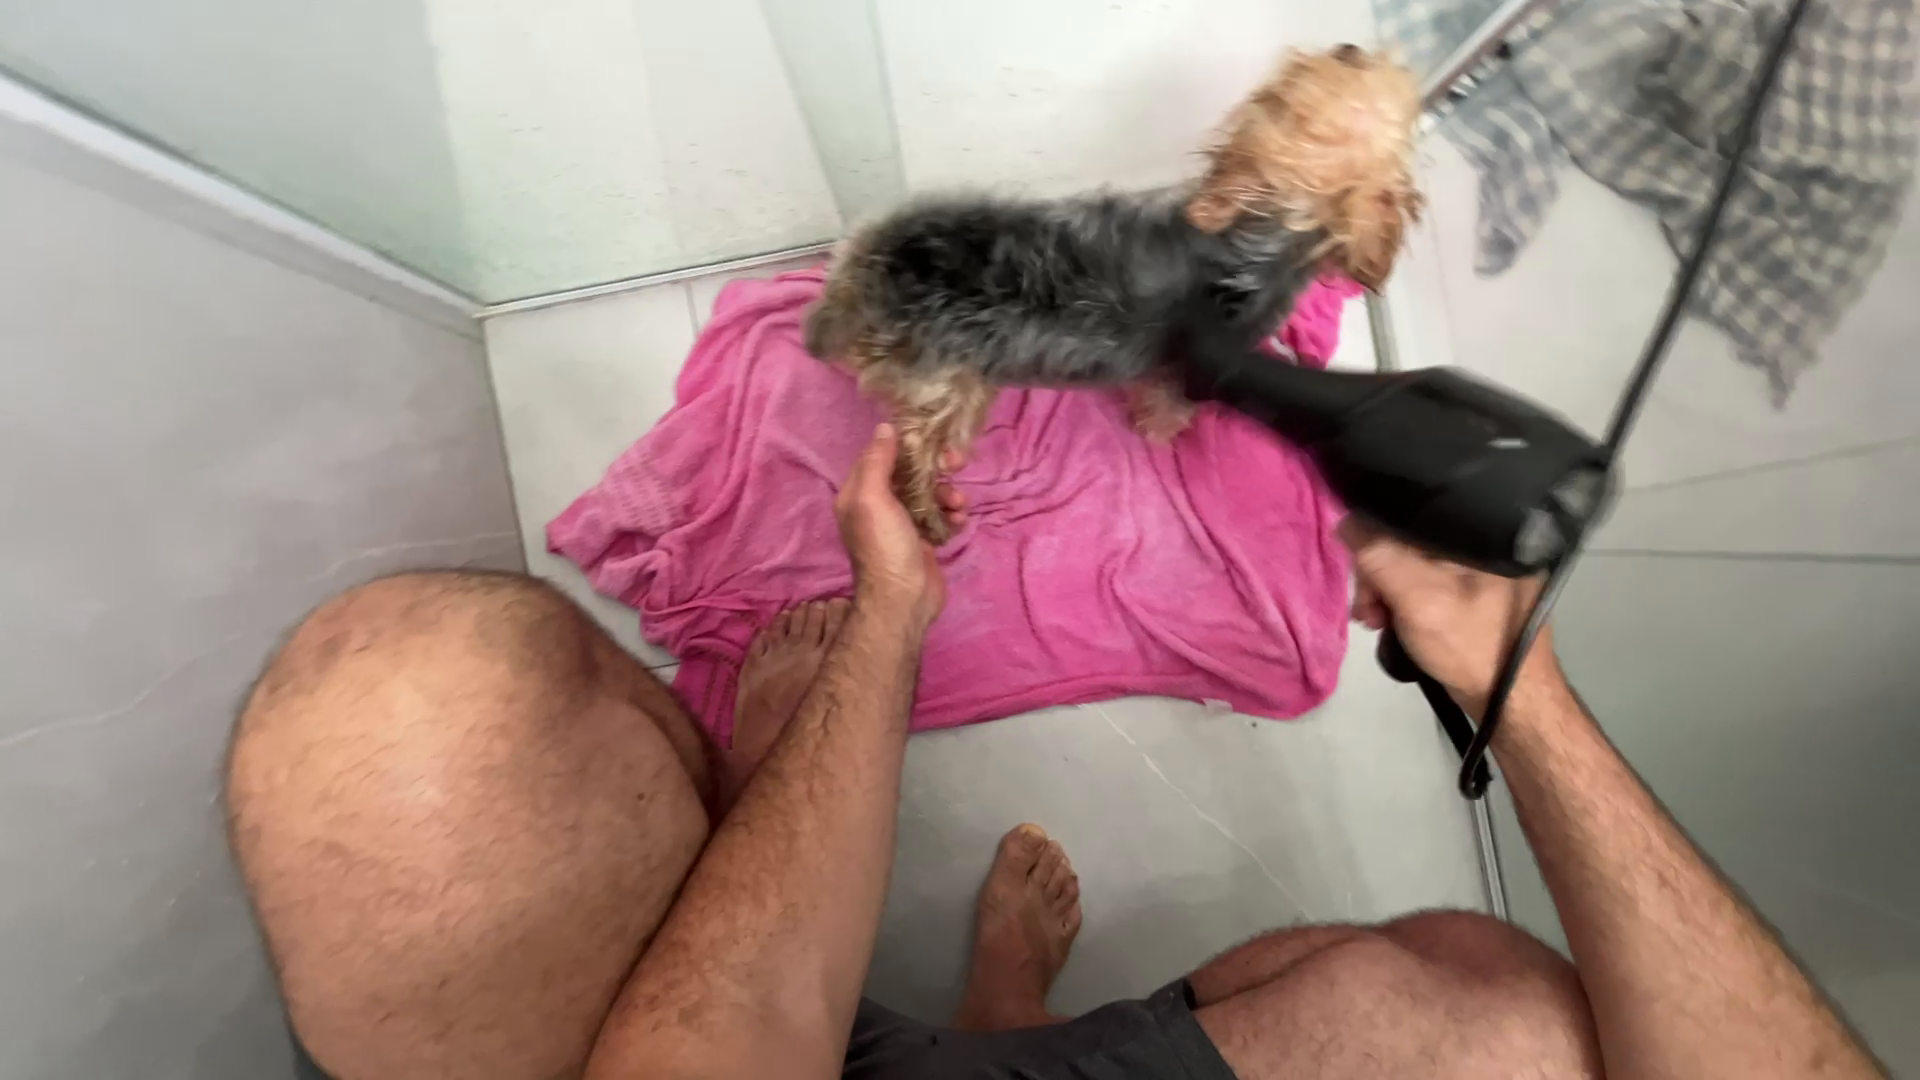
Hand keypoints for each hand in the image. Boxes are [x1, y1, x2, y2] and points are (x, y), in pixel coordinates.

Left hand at [836, 424, 959, 632]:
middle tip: (956, 463)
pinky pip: (942, 514)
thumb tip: (885, 428)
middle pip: (911, 472)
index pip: (882, 455)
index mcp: (859, 493)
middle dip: (936, 466)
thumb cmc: (885, 546)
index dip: (907, 444)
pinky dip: (953, 513)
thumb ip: (877, 461)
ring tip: (957, 504)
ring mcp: (903, 523)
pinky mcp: (925, 538)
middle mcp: (879, 505)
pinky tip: (959, 520)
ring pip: (931, 492)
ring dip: (949, 492)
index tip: (932, 439)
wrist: (905, 599)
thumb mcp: (872, 498)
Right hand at [1341, 518, 1562, 714]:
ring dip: (1381, 592)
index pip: (1408, 519)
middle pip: (1404, 543)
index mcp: (1481, 535)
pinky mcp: (1468, 591)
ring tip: (1376, 621)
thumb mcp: (1417, 598)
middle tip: (1370, 612)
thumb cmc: (1469, 646)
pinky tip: (1389, 620)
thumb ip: (1379, 557)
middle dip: (1376, 576)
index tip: (1362, 578)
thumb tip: (1346, 521)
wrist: (1506, 701)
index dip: (1374, 543)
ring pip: (1406, 564)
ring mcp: (1475, 571)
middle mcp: (1480, 546)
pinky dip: (1396, 600)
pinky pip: (1418, 582)